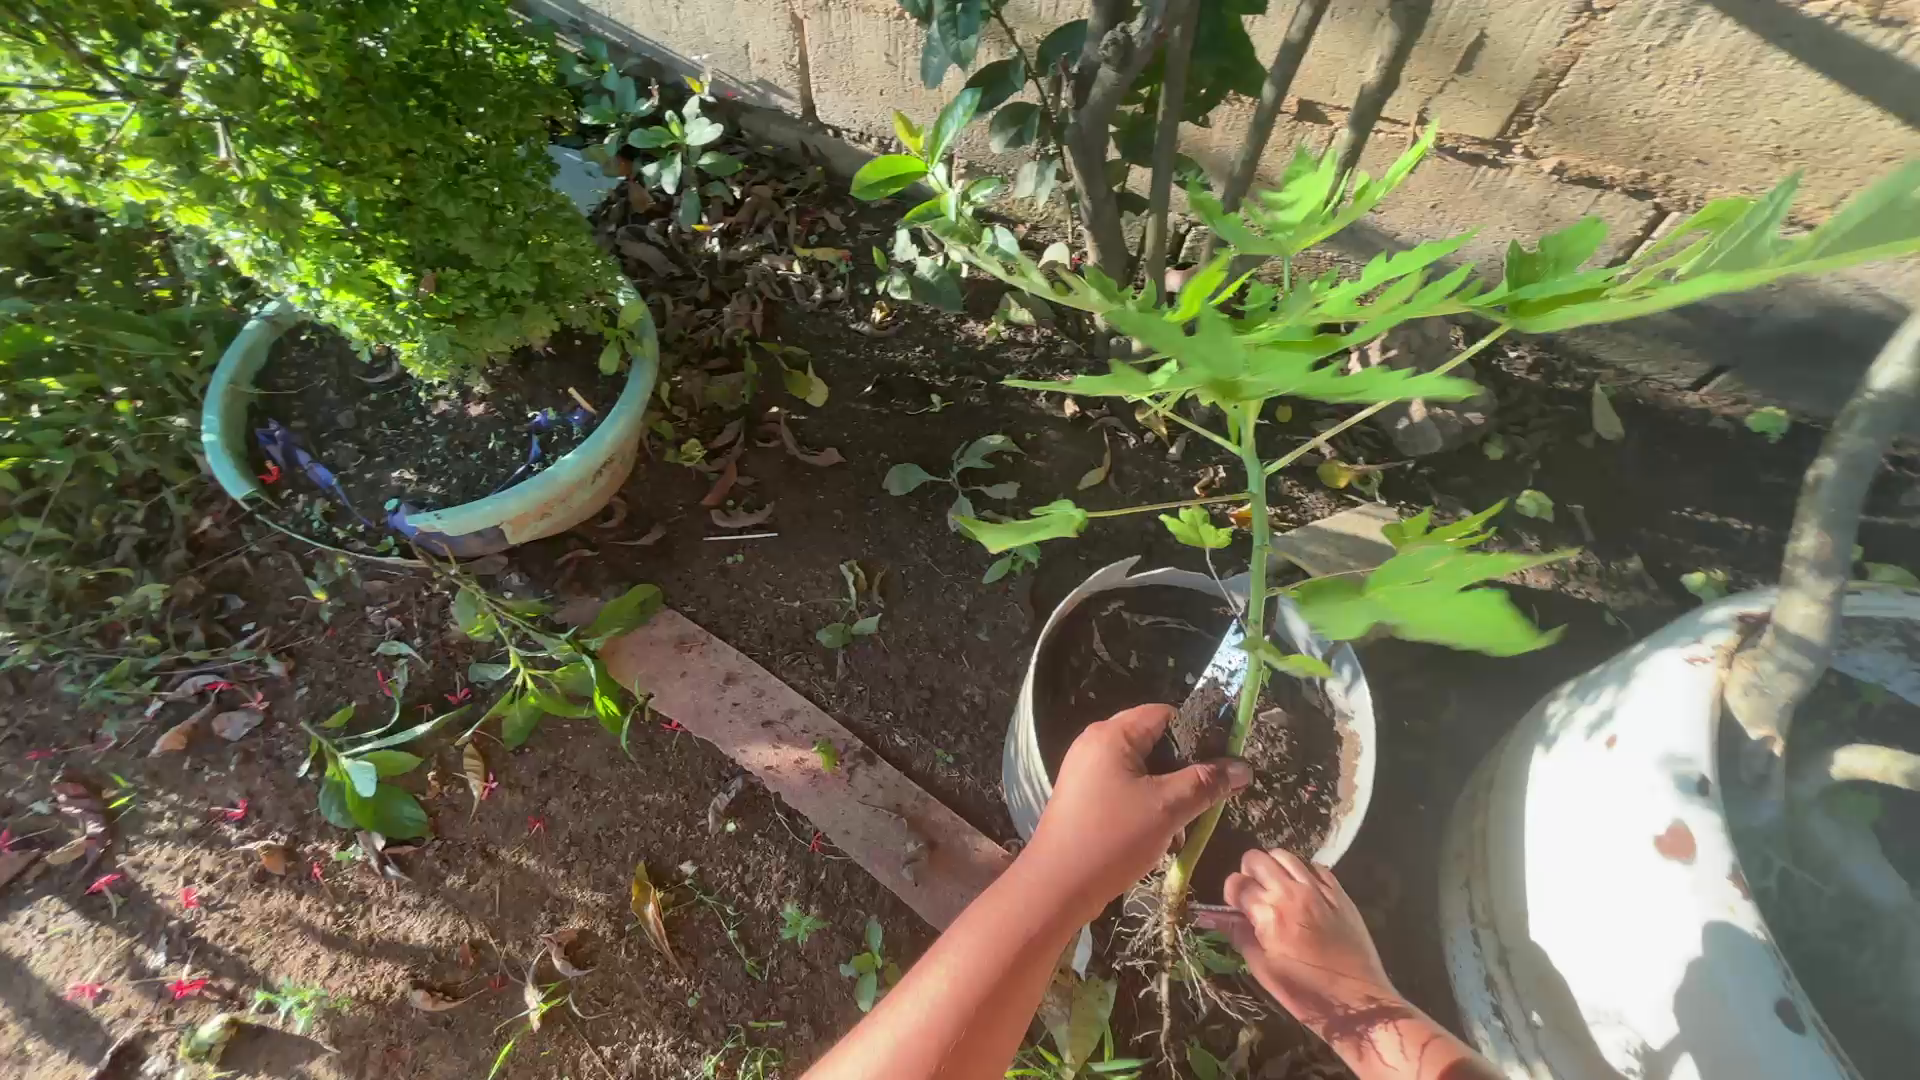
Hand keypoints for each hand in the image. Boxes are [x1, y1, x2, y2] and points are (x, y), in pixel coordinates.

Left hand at [1024, 705, 1250, 922]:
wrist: (1058, 884)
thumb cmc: (1113, 837)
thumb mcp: (1168, 808)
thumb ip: (1206, 783)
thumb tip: (1242, 767)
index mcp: (1112, 734)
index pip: (1164, 713)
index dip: (1198, 732)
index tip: (1223, 762)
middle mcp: (1095, 743)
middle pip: (1153, 741)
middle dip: (1184, 768)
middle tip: (1206, 798)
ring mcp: (1086, 769)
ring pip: (1142, 768)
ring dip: (1167, 792)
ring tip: (1182, 825)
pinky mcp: (1084, 795)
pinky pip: (1125, 787)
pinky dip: (1147, 804)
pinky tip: (1160, 835)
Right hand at [1198, 849, 1400, 1027]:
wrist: (1361, 1007)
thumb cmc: (1307, 994)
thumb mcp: (1264, 970)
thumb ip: (1239, 935)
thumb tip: (1219, 916)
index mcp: (1269, 915)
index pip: (1236, 883)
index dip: (1232, 893)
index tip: (1237, 906)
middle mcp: (1291, 894)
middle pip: (1256, 858)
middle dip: (1249, 873)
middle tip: (1255, 894)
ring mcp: (1318, 891)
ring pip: (1285, 856)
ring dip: (1274, 867)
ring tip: (1278, 888)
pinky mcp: (1340, 894)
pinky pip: (1315, 866)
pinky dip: (1303, 872)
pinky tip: (1304, 890)